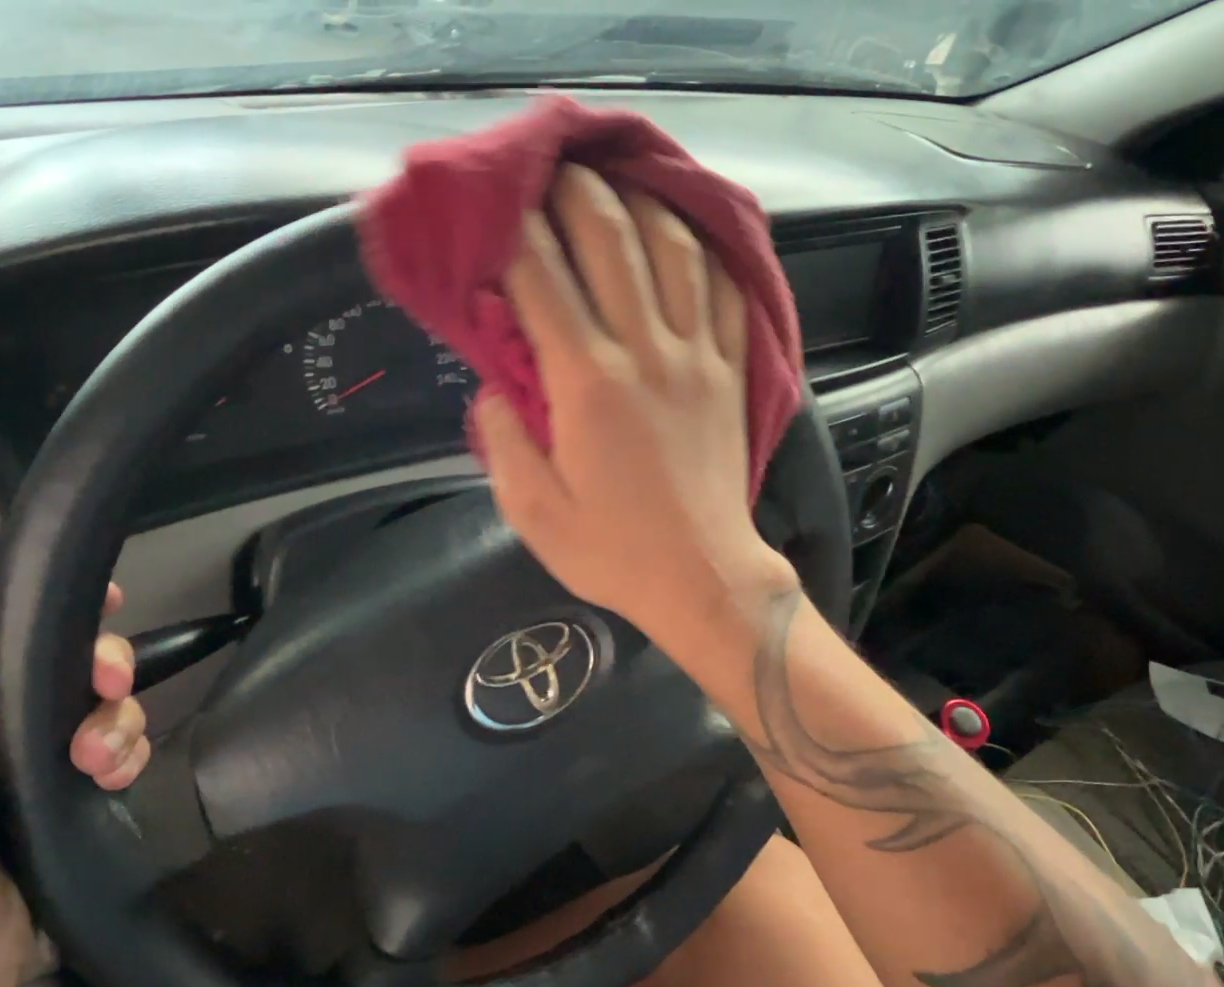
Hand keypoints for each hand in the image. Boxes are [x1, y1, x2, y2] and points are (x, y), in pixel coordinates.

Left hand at [0, 552, 144, 986]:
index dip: (41, 610)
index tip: (109, 603)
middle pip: (50, 656)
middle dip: (92, 669)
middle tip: (110, 689)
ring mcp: (9, 754)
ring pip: (87, 698)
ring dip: (111, 719)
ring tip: (100, 763)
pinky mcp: (52, 786)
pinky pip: (105, 740)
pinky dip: (122, 750)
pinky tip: (114, 777)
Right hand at [477, 165, 795, 638]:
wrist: (703, 578)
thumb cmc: (613, 552)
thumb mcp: (533, 512)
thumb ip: (504, 439)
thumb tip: (491, 385)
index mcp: (588, 385)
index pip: (543, 281)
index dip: (516, 233)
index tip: (497, 208)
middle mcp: (645, 352)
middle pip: (611, 241)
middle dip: (575, 193)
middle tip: (552, 170)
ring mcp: (697, 357)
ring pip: (675, 251)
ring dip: (642, 204)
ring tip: (617, 183)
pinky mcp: (731, 371)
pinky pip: (727, 291)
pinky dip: (707, 253)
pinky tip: (689, 234)